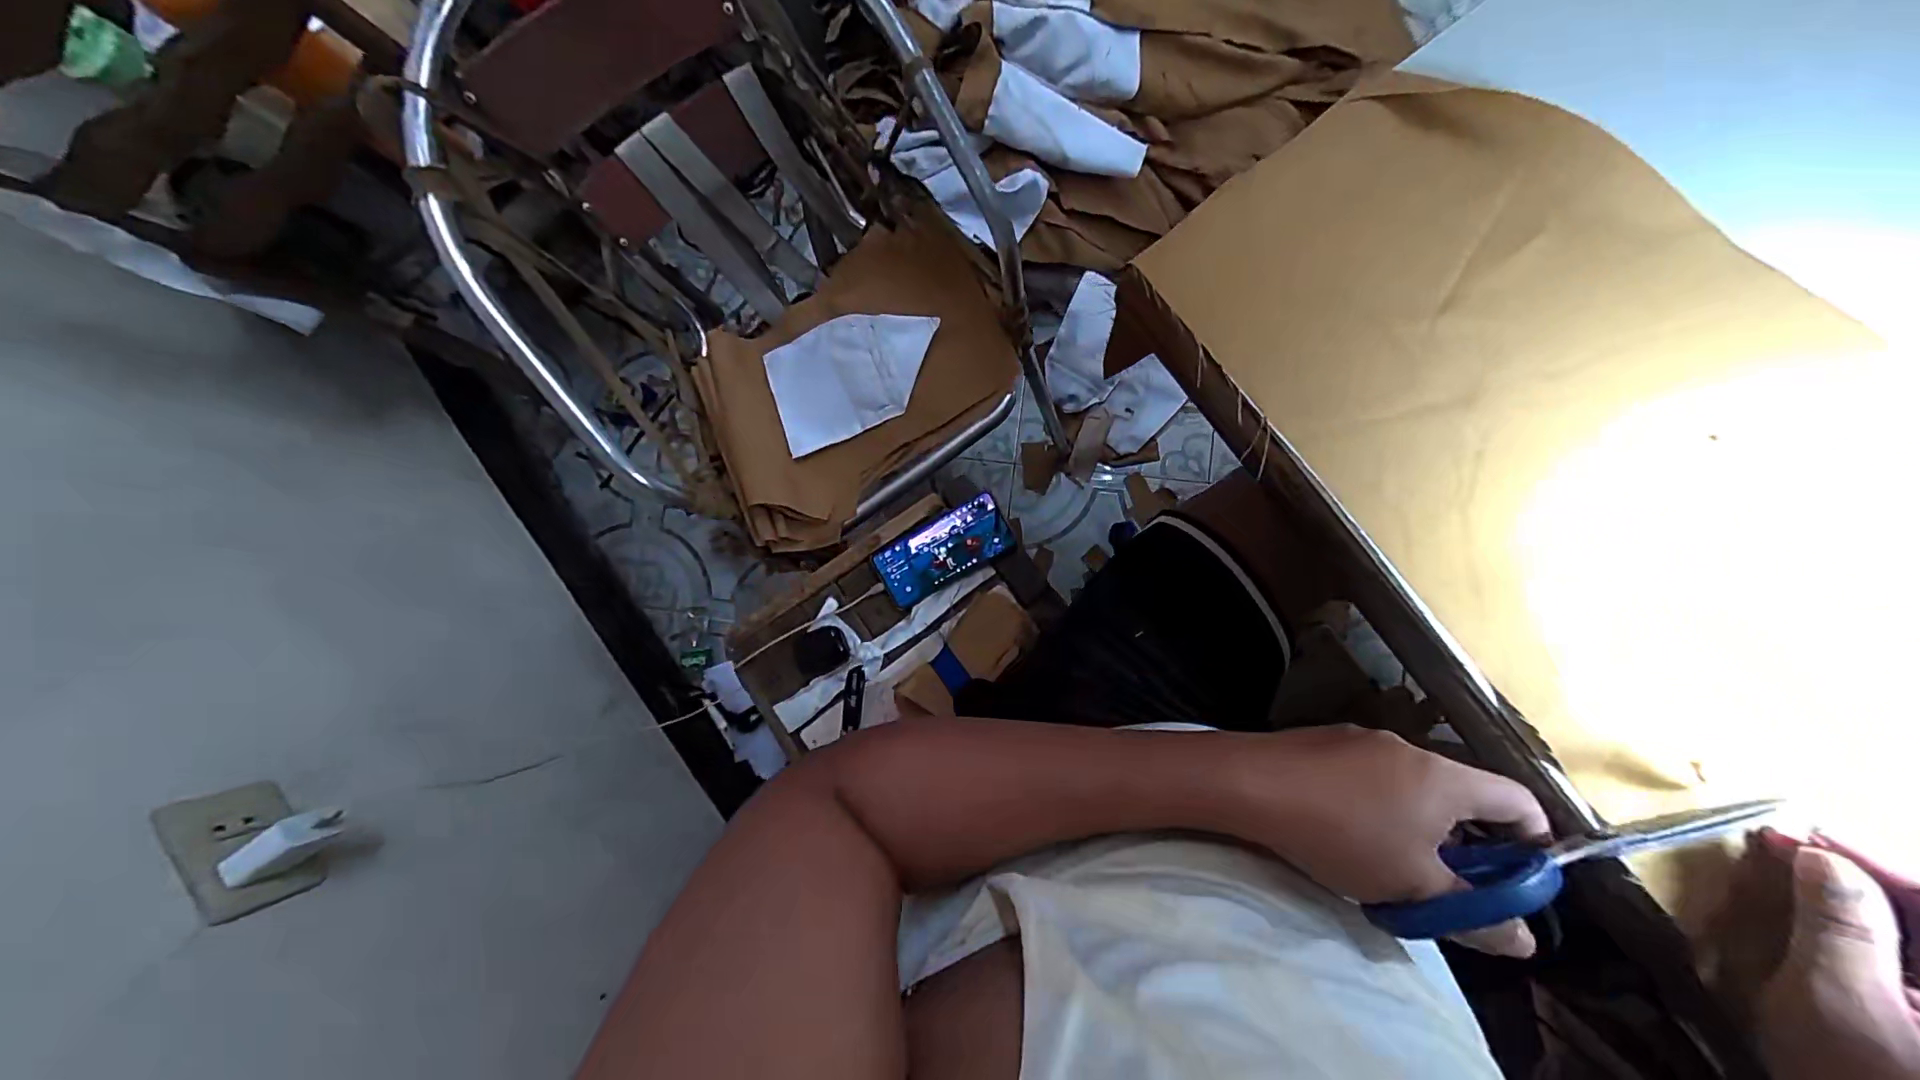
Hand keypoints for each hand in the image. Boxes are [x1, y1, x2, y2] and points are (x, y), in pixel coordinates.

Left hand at [1227, 725, 1550, 956]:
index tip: (1518, 881)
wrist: (1247, 782)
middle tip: (1449, 881)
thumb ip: (1474, 912)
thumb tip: (1523, 939)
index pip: (1520, 801)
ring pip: (1410, 785)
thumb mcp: (1413, 886)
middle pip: (1463, 793)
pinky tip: (1345, 831)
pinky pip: (1368, 776)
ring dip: (1417, 824)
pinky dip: (1375, 805)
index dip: (1535, 844)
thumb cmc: (1340, 833)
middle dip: (1467, 842)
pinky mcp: (1321, 742)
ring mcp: (1358, 739)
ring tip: (1393, 862)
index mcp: (1445, 776)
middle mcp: (1407, 748)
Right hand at [1754, 836, 1919, 1079]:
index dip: (1865, 862)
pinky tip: (1839, 930)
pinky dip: (1885, 946)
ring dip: (1873, 910)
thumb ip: (1838, 924)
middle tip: (1794, 851)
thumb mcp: (1835, 998)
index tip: (1793, 833)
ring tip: (1809, 880)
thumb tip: (1820, 857)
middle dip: (1868, 882)